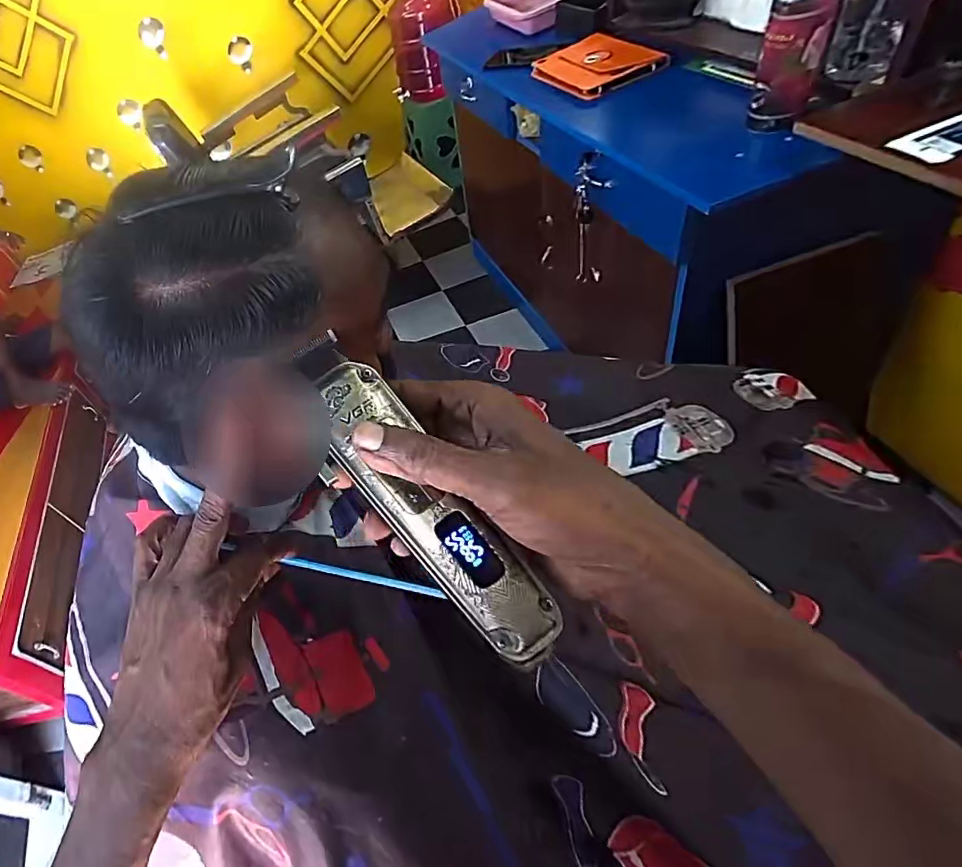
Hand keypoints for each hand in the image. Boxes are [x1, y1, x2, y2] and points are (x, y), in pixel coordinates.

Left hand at [99, 386, 293, 781]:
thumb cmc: (201, 705)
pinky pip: (148, 543)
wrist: (146, 732)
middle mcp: (182, 581)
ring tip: (221, 515)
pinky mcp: (138, 587)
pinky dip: (165, 530)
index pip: (254, 557)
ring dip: (201, 514)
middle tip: (243, 446)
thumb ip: (250, 607)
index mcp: (215, 603)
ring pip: (177, 525)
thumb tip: (264, 573)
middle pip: (209, 517)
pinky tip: (179, 532)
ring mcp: (154, 580)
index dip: (278, 544)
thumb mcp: (238, 659)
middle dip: (229, 479)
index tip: (295, 540)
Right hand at [349, 379, 747, 610]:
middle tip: (342, 489)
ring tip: (373, 531)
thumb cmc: (564, 505)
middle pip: (408, 440)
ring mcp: (478, 472)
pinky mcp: (483, 506)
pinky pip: (438, 506)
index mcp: (478, 408)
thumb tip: (358, 435)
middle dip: (376, 467)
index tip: (333, 434)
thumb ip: (422, 458)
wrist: (628, 565)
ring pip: (419, 478)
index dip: (370, 411)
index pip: (410, 396)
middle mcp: (473, 433)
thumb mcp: (488, 479)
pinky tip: (403, 545)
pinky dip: (418, 522)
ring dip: (394, 502)